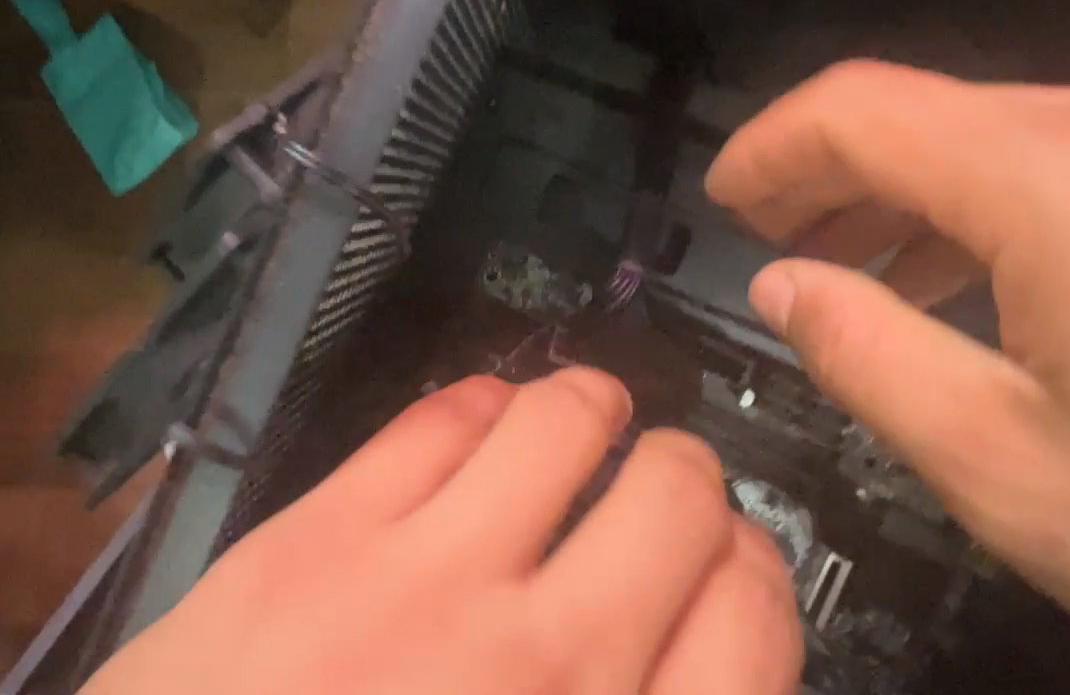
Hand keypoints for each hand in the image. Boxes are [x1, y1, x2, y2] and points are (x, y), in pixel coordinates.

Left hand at [80, 368, 803, 694]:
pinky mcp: (318, 533)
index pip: (751, 617)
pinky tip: (489, 420)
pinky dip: (487, 402)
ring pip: (564, 418)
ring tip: (587, 418)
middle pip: (677, 495)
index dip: (747, 570)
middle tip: (654, 489)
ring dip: (593, 405)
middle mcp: (540, 668)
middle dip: (683, 476)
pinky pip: (443, 413)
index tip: (721, 562)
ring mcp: (421, 585)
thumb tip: (693, 636)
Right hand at [706, 61, 1069, 694]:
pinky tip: (974, 272)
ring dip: (907, 189)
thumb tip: (783, 284)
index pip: (858, 108)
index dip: (767, 145)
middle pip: (928, 109)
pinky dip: (991, 203)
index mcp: (1068, 177)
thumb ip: (865, 356)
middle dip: (827, 171)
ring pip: (1002, 130)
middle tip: (771, 239)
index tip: (721, 198)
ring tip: (854, 263)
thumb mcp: (1016, 474)